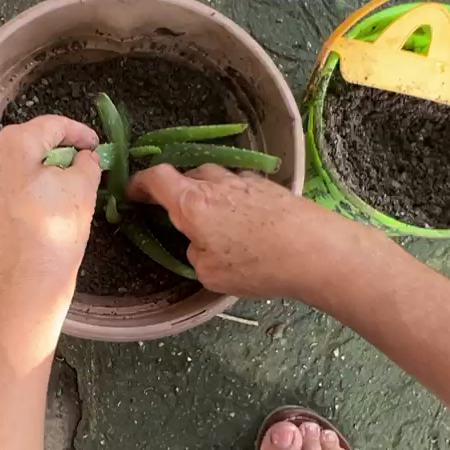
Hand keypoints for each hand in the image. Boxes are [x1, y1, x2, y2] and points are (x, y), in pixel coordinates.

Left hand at [0, 115, 100, 320]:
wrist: (19, 289)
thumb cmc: (53, 237)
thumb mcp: (82, 192)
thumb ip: (86, 164)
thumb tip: (84, 157)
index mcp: (12, 146)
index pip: (51, 125)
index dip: (78, 132)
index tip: (94, 145)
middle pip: (26, 145)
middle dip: (54, 154)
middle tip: (78, 169)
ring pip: (9, 169)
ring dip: (33, 174)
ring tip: (56, 193)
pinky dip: (16, 195)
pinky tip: (32, 212)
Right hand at [127, 164, 382, 302]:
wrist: (316, 250)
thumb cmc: (256, 265)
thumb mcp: (208, 273)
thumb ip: (194, 252)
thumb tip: (201, 242)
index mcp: (191, 202)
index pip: (157, 178)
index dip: (140, 183)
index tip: (133, 193)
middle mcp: (216, 183)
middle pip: (188, 176)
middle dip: (178, 192)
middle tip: (177, 215)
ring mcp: (246, 181)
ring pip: (217, 181)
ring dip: (210, 196)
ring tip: (216, 224)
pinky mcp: (271, 188)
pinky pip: (241, 190)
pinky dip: (236, 203)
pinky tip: (248, 227)